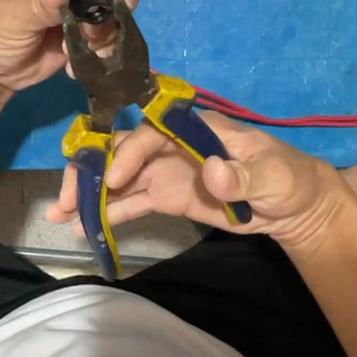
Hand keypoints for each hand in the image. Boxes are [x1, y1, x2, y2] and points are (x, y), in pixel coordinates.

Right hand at [45, 111, 356, 248]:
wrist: (294, 207)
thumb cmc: (289, 179)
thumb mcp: (274, 176)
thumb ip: (243, 175)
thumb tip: (213, 171)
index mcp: (194, 128)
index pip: (150, 132)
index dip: (130, 153)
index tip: (115, 179)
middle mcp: (170, 145)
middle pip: (120, 149)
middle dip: (89, 170)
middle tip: (65, 198)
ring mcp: (165, 171)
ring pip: (117, 176)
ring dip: (89, 193)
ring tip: (61, 215)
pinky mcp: (165, 196)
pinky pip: (131, 202)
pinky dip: (107, 213)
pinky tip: (83, 227)